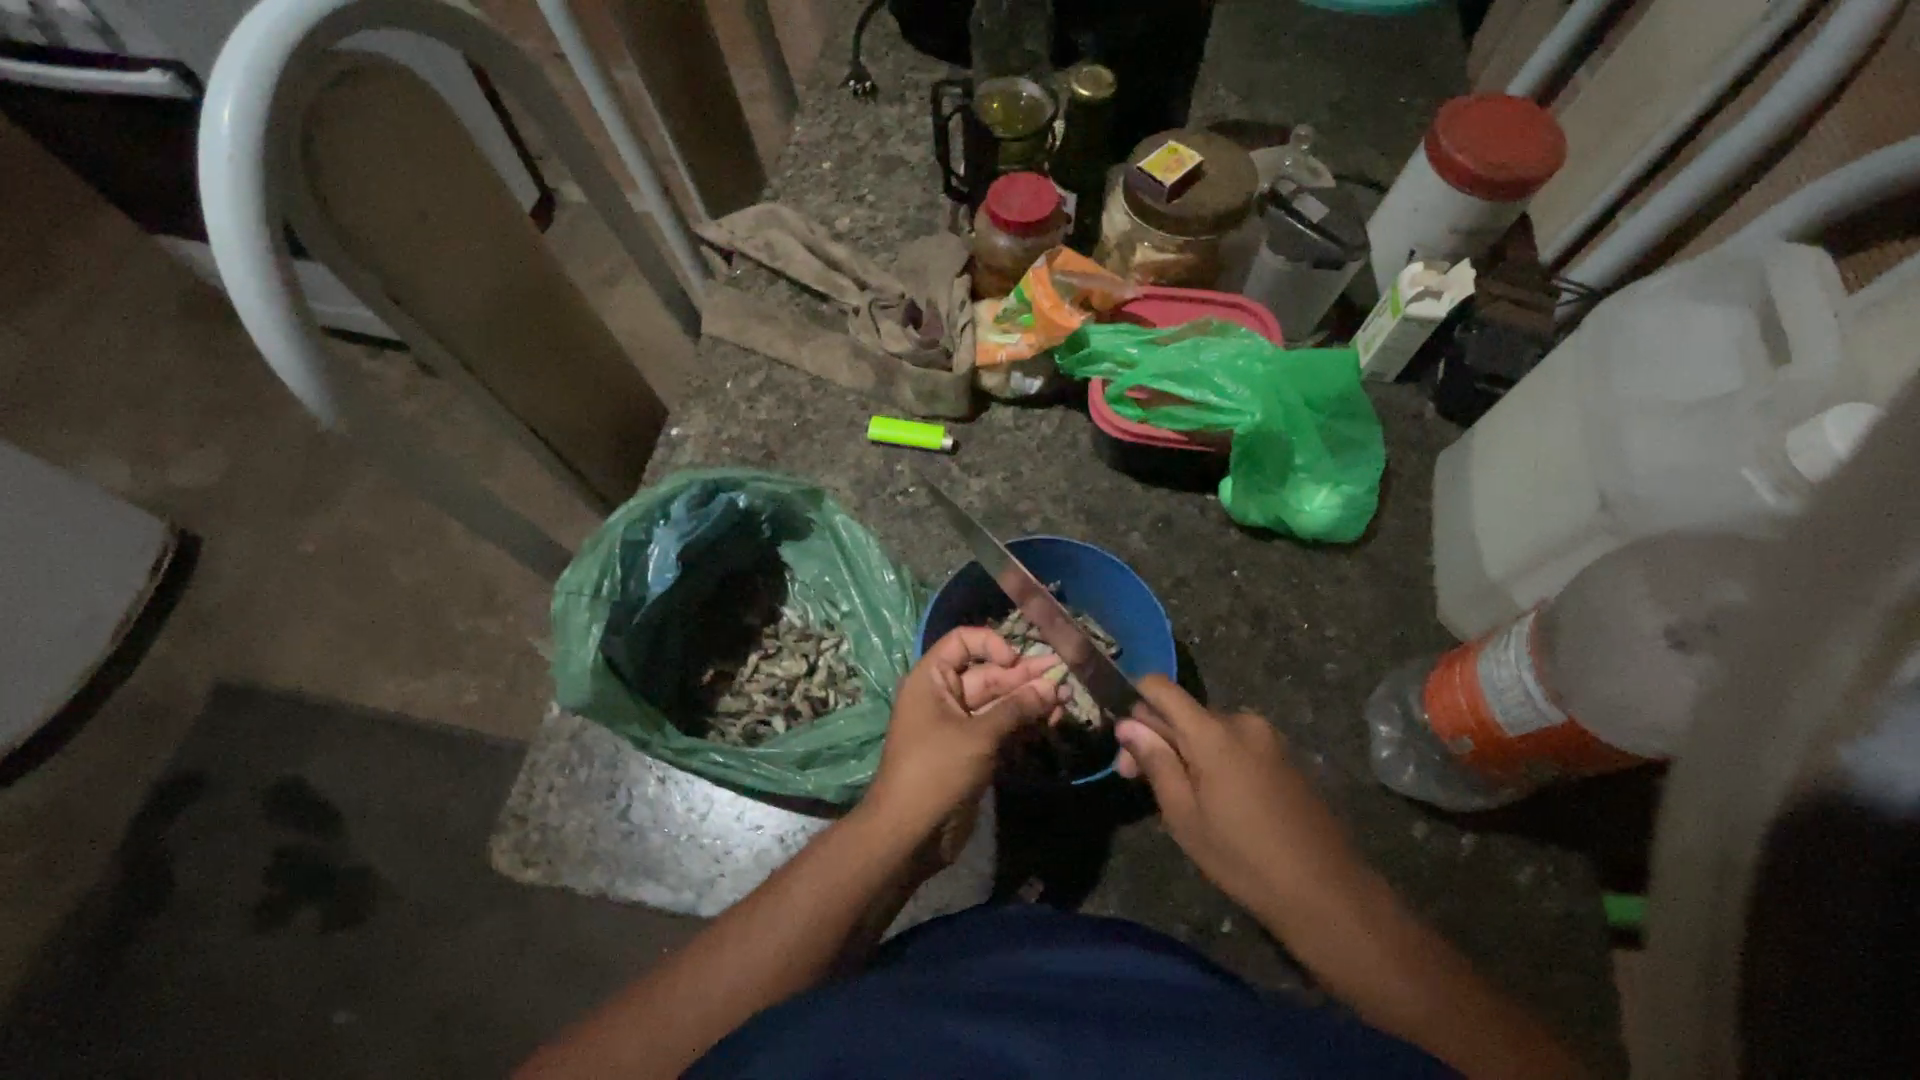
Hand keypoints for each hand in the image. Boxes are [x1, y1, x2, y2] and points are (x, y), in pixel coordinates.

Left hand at [863, 627, 1067, 840]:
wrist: (909, 833)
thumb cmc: (935, 771)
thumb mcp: (978, 735)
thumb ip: (1016, 708)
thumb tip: (1051, 685)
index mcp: (932, 680)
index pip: (962, 643)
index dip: (991, 644)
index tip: (1017, 662)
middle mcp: (944, 697)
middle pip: (988, 675)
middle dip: (1025, 678)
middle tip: (1064, 678)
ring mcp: (960, 726)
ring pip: (1000, 704)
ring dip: (1030, 703)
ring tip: (1066, 702)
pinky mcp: (973, 753)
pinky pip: (1001, 730)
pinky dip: (1024, 726)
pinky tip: (1051, 723)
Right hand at [1116, 676, 1365, 920]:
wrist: (1326, 890)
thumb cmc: (1242, 857)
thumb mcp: (1184, 815)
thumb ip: (1155, 762)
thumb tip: (1127, 725)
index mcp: (1213, 731)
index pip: (1160, 688)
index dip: (1134, 703)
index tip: (1124, 744)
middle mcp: (1242, 721)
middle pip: (1184, 713)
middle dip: (1157, 739)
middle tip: (1138, 783)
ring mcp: (1268, 737)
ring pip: (1208, 730)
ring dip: (1185, 752)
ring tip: (1178, 800)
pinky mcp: (1283, 756)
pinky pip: (1234, 744)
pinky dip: (1214, 760)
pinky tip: (1214, 801)